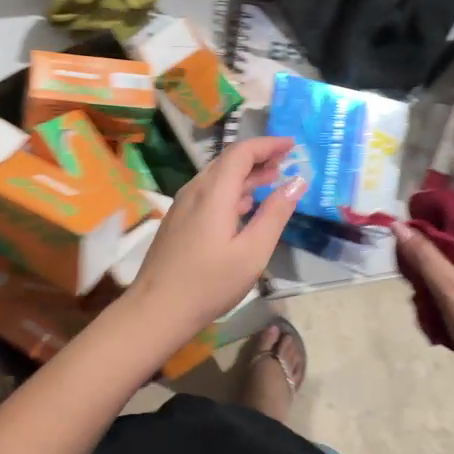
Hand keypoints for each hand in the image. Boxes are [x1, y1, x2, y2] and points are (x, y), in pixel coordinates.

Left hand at [126, 138, 304, 337]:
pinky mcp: (178, 220)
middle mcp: (195, 190)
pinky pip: (208, 192)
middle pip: (227, 161)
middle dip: (258, 157)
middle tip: (286, 161)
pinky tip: (245, 206)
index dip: (267, 144)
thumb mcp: (252, 252)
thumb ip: (275, 214)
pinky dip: (231, 190)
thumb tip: (296, 182)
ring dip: (245, 174)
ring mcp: (182, 205)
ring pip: (217, 177)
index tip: (292, 145)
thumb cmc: (209, 283)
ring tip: (272, 180)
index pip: (241, 152)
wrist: (157, 309)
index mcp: (214, 192)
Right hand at [393, 216, 453, 399]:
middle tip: (408, 264)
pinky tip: (435, 310)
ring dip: (439, 276)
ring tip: (417, 292)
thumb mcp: (453, 294)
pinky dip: (450, 293)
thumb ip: (427, 259)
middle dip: (434, 252)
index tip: (411, 224)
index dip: (440, 217)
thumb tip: (399, 225)